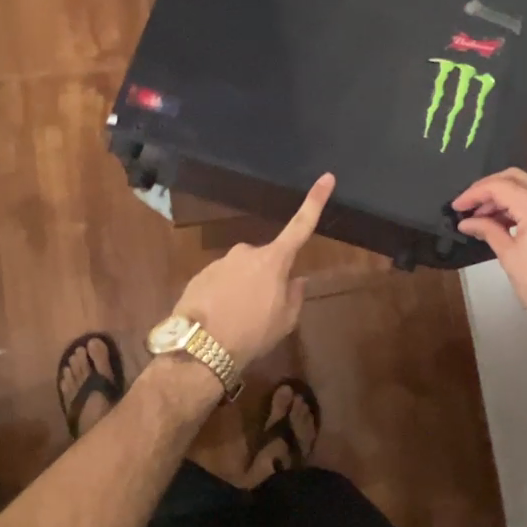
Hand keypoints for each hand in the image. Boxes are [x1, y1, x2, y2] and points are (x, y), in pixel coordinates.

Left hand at [173, 173, 334, 366]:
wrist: (201, 349)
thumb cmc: (252, 334)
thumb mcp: (285, 321)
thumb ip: (295, 296)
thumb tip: (296, 281)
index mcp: (273, 260)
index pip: (301, 225)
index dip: (315, 201)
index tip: (327, 177)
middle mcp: (246, 252)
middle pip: (265, 260)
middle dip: (266, 278)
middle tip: (262, 311)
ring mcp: (220, 262)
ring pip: (240, 273)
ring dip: (242, 290)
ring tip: (237, 321)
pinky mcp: (199, 275)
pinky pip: (219, 283)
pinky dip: (222, 297)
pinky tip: (219, 320)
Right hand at [453, 168, 526, 342]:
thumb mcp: (509, 257)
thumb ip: (488, 231)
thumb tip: (466, 222)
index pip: (500, 186)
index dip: (474, 193)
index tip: (457, 207)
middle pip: (514, 178)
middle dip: (488, 188)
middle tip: (469, 206)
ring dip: (503, 197)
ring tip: (481, 218)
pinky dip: (518, 206)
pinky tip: (502, 223)